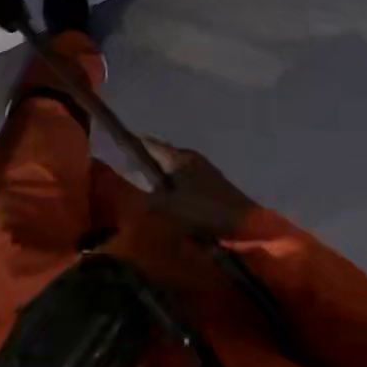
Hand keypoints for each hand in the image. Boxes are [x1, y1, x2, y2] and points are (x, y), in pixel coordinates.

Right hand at [144, 138, 258, 240]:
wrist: (243, 222)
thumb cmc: (202, 211)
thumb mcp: (170, 209)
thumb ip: (151, 201)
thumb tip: (139, 198)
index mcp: (177, 158)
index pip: (151, 145)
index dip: (137, 145)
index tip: (123, 147)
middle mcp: (190, 157)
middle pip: (164, 154)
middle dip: (151, 160)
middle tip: (136, 170)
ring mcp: (204, 167)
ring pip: (177, 165)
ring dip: (165, 173)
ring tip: (154, 186)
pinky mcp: (214, 180)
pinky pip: (188, 175)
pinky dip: (178, 181)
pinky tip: (176, 196)